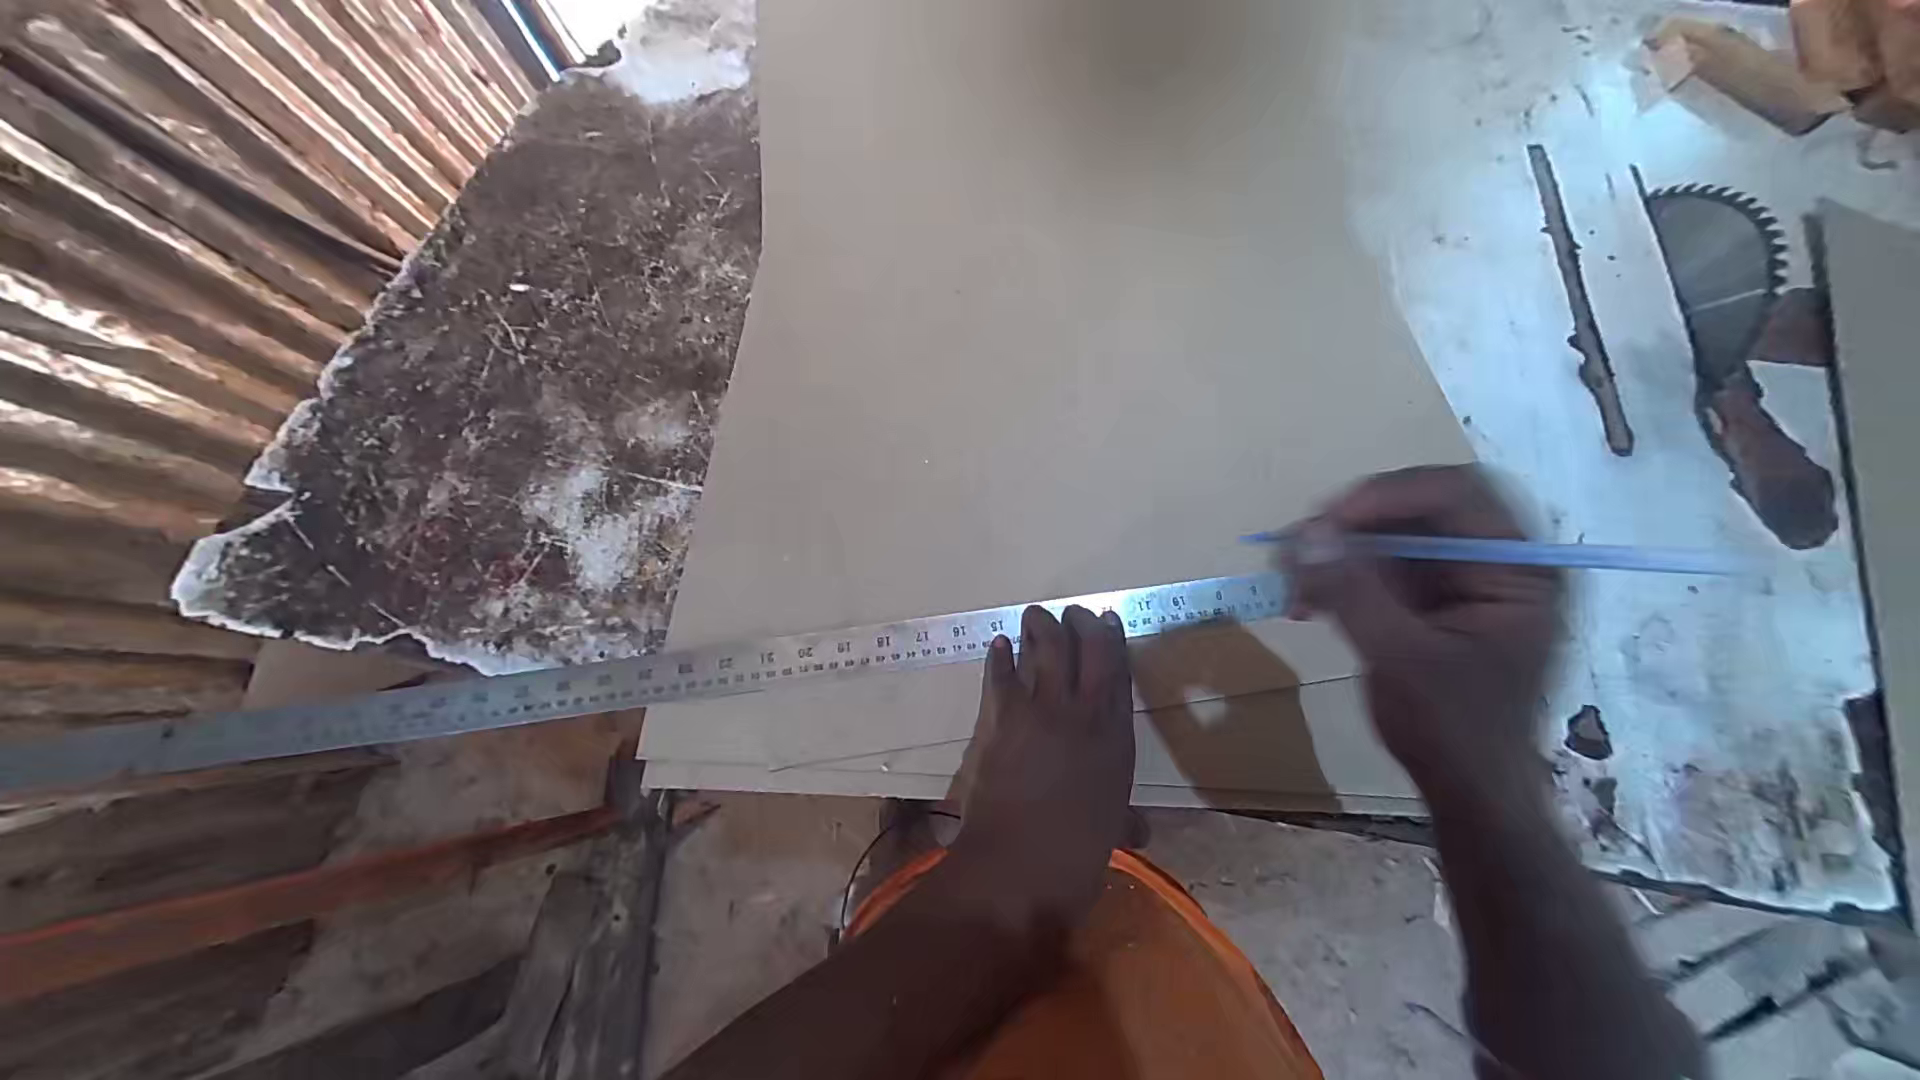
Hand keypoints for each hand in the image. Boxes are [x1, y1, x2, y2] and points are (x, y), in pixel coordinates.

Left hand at [950, 605, 1134, 931]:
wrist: (1018, 868)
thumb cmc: (1074, 859)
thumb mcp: (1110, 832)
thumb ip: (1124, 820)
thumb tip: (1138, 830)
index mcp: (1115, 741)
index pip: (1119, 676)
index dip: (1113, 642)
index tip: (1108, 619)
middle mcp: (1082, 716)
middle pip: (1085, 652)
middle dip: (1079, 625)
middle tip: (1072, 612)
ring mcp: (1040, 712)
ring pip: (1044, 653)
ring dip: (1039, 629)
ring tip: (1035, 615)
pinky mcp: (1001, 718)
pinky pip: (1001, 676)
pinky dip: (1000, 657)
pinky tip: (999, 644)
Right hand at [1287, 466, 1563, 798]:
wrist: (1465, 786)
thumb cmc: (1452, 728)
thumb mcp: (1399, 657)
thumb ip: (1353, 591)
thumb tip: (1304, 535)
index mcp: (1517, 568)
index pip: (1457, 495)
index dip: (1388, 495)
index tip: (1326, 522)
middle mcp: (1488, 560)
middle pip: (1414, 506)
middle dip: (1350, 523)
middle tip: (1299, 545)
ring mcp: (1451, 578)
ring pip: (1384, 533)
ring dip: (1331, 551)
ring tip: (1289, 580)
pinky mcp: (1418, 597)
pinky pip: (1369, 565)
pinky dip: (1332, 576)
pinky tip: (1302, 602)